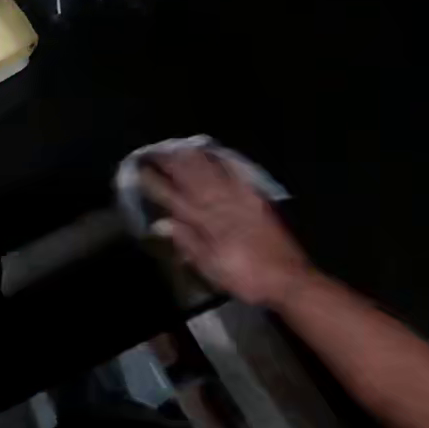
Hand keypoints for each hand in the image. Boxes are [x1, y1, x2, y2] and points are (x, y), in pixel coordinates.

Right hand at [139, 149, 314, 305]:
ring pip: (213, 174)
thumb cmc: (244, 277)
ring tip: (180, 147)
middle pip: (192, 180)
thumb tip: (161, 223)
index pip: (173, 198)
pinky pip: (240, 178)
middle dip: (172, 164)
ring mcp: (240, 201)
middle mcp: (220, 207)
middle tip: (156, 150)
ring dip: (195, 159)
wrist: (289, 280)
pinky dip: (227, 165)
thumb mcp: (210, 266)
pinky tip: (218, 156)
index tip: (139, 171)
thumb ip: (187, 242)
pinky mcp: (258, 202)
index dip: (155, 183)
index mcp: (205, 224)